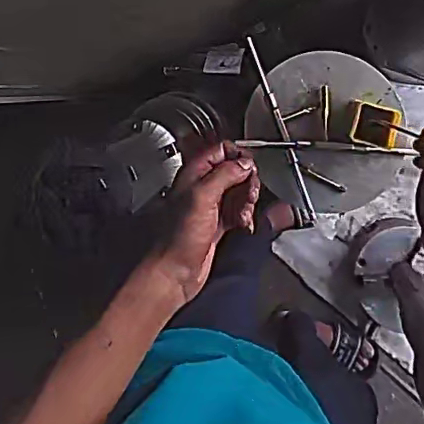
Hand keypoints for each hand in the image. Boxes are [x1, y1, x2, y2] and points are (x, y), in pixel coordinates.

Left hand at [142, 141, 258, 305]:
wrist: (175, 272)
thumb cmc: (177, 238)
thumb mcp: (202, 197)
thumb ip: (224, 175)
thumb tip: (243, 163)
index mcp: (194, 175)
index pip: (220, 151)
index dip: (237, 155)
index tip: (249, 166)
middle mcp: (202, 188)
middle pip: (234, 172)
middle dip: (246, 181)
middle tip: (249, 192)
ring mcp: (211, 206)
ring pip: (239, 192)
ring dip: (247, 200)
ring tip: (245, 211)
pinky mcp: (218, 224)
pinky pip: (239, 212)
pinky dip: (245, 216)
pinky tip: (243, 223)